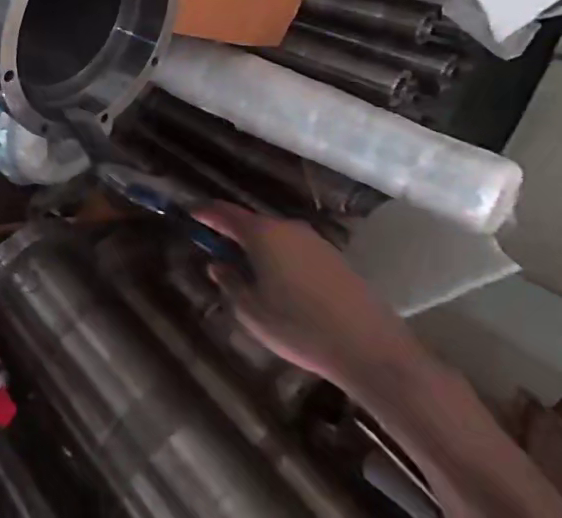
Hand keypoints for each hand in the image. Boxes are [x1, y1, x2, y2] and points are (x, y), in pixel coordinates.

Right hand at [195, 202, 413, 381]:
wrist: (371, 348)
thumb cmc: (299, 327)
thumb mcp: (251, 310)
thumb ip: (230, 282)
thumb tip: (219, 265)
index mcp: (262, 234)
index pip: (225, 213)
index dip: (205, 212)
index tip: (190, 213)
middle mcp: (289, 228)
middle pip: (253, 224)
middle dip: (234, 235)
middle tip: (220, 252)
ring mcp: (316, 242)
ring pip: (277, 238)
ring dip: (260, 250)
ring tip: (252, 275)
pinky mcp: (336, 260)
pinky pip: (298, 252)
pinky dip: (282, 260)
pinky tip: (285, 287)